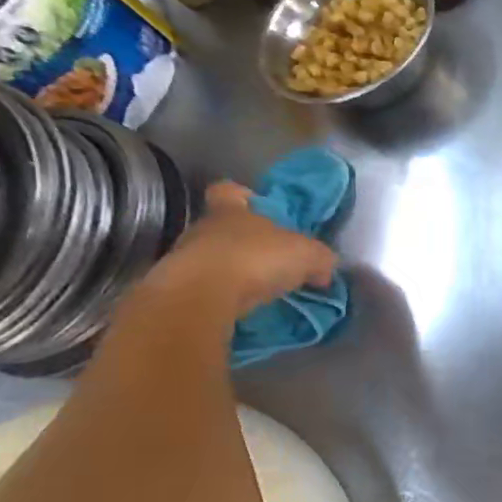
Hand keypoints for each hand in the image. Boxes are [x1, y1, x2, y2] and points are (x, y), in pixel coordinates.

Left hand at [137, 181, 340, 319]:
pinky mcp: (175, 293)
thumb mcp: (307, 255)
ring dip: (231, 273)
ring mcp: (183, 261)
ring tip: (257, 291)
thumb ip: (320, 258)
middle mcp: (203, 229)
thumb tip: (325, 269)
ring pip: (211, 260)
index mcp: (231, 211)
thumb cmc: (255, 260)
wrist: (199, 299)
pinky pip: (203, 290)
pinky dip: (220, 298)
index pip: (229, 191)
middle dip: (244, 241)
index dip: (242, 195)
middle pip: (222, 228)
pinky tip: (240, 310)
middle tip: (270, 260)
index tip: (257, 205)